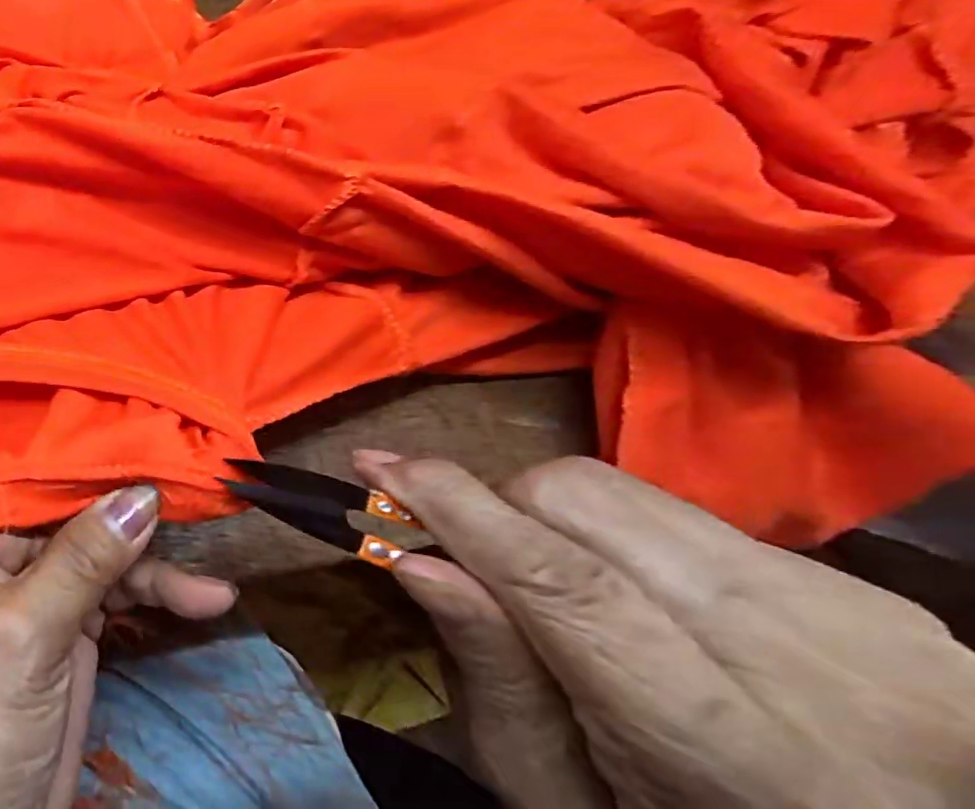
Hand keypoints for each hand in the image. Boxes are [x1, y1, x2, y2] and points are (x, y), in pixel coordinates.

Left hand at [0, 486, 238, 808]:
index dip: (77, 455)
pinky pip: (124, 581)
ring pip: (106, 541)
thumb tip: (141, 497)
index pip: (21, 477)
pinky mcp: (75, 605)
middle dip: (125, 500)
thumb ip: (84, 560)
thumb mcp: (26, 630)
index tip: (135, 430)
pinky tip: (206, 597)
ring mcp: (42, 572)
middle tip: (185, 484)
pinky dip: (162, 589)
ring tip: (206, 575)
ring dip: (157, 557)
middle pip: (70, 503)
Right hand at [353, 451, 974, 808]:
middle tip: (458, 543)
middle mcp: (818, 664)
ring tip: (541, 570)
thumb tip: (414, 563)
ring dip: (545, 512)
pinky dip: (611, 530)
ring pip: (625, 491)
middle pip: (585, 507)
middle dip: (492, 505)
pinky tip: (627, 588)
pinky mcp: (865, 587)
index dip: (460, 513)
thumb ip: (493, 675)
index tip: (376, 466)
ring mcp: (856, 615)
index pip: (567, 587)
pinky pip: (677, 511)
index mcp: (740, 752)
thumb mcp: (558, 792)